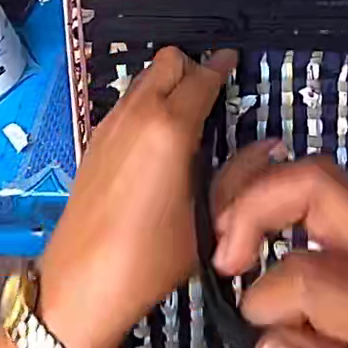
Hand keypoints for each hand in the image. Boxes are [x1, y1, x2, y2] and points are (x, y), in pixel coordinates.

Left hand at [35, 46, 236, 347]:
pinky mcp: (95, 139)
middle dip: (193, 67)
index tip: (233, 62)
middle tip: (212, 93)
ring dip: (168, 82)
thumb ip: (240, 176)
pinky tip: (158, 139)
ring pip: (145, 76)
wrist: (77, 286)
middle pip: (168, 61)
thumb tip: (270, 146)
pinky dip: (148, 100)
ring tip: (188, 117)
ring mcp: (111, 124)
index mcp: (169, 127)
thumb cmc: (148, 258)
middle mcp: (137, 114)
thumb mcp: (207, 221)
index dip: (221, 66)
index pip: (202, 77)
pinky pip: (128, 99)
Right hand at [213, 151, 347, 347]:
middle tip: (221, 259)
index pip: (316, 275)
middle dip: (254, 203)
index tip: (250, 347)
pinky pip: (322, 202)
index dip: (265, 302)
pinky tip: (252, 237)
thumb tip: (264, 342)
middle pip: (318, 184)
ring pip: (318, 179)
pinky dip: (275, 204)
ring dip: (261, 193)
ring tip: (226, 241)